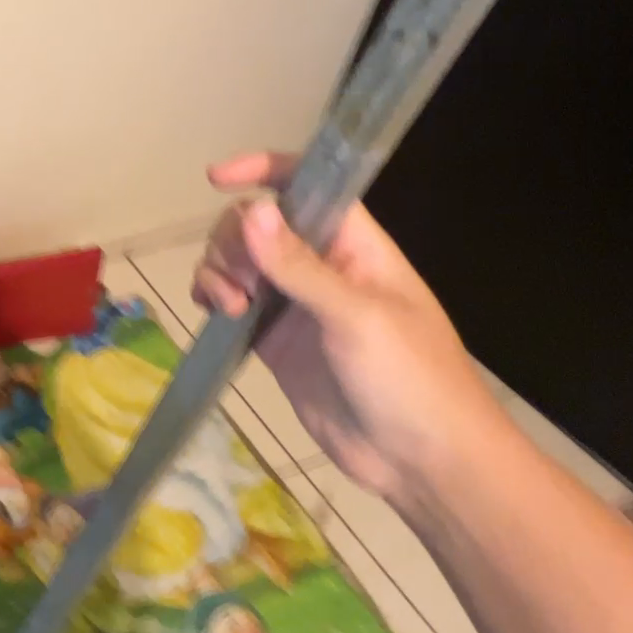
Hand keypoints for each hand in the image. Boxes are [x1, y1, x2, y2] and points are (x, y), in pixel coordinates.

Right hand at [191, 151, 506, 500]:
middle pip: (255, 223)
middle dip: (233, 240)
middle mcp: (319, 264)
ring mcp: (292, 301)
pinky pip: (228, 298)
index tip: (217, 178)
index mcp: (353, 246)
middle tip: (239, 281)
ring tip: (228, 307)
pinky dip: (211, 296)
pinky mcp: (271, 335)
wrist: (422, 463)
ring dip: (218, 270)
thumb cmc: (411, 381)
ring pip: (236, 259)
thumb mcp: (357, 318)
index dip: (264, 169)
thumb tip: (249, 211)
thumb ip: (299, 266)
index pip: (306, 185)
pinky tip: (213, 312)